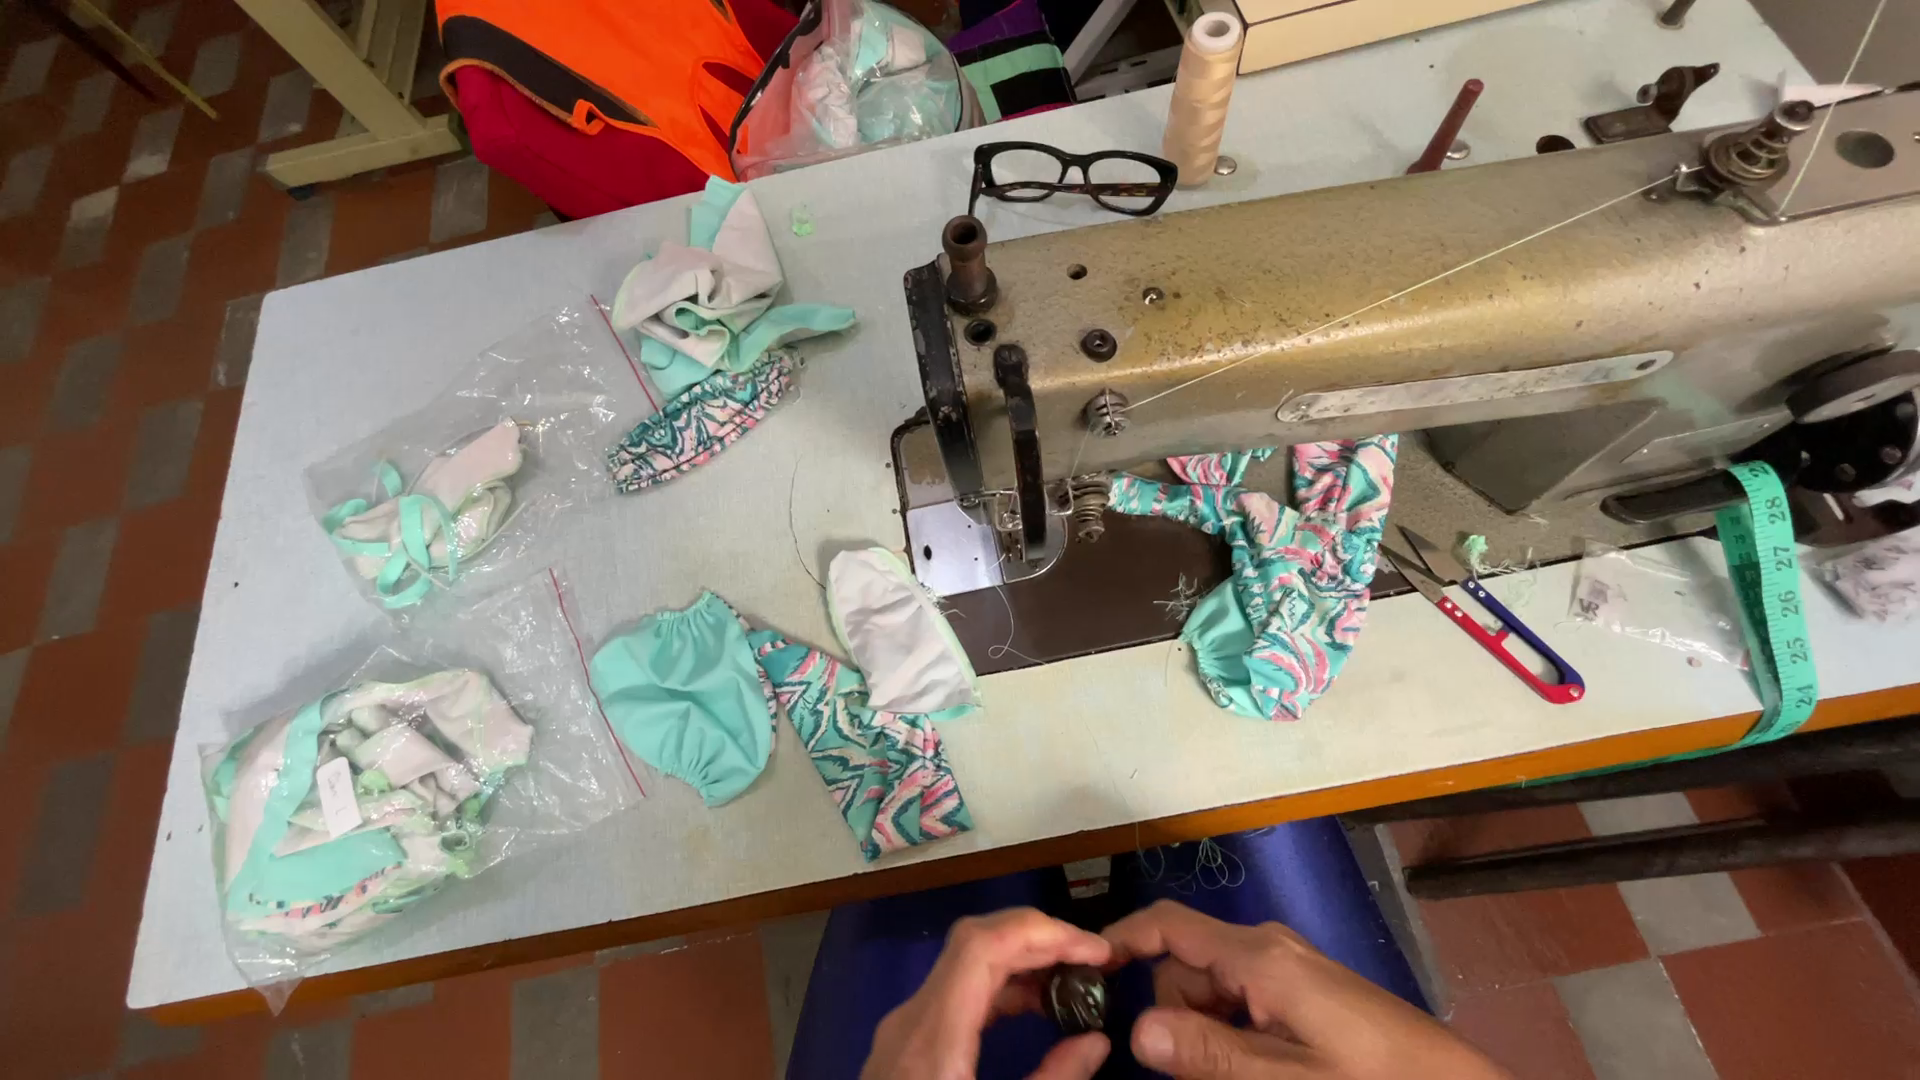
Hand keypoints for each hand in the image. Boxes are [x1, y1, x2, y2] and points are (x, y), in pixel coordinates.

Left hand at [860, 908, 1113, 1079]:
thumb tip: (1096, 1041)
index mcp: (932, 1040)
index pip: (982, 945)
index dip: (1042, 932)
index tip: (1094, 950)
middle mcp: (911, 1019)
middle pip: (973, 943)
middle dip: (1037, 938)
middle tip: (1092, 957)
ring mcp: (903, 1030)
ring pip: (963, 963)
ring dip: (1019, 959)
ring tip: (1072, 978)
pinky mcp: (904, 1046)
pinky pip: (955, 993)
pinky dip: (998, 986)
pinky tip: (1032, 1007)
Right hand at [1103, 900, 1511, 1079]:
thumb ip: (1210, 1056)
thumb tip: (1136, 1030)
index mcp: (1258, 956)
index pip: (1168, 924)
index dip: (1121, 940)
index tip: (1086, 975)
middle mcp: (1268, 947)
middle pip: (1187, 964)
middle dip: (1175, 1013)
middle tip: (1195, 1073)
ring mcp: (1290, 968)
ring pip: (1215, 989)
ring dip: (1208, 1032)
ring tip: (1242, 1079)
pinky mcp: (1308, 991)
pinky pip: (1246, 1002)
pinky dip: (1237, 1034)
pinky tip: (1260, 1070)